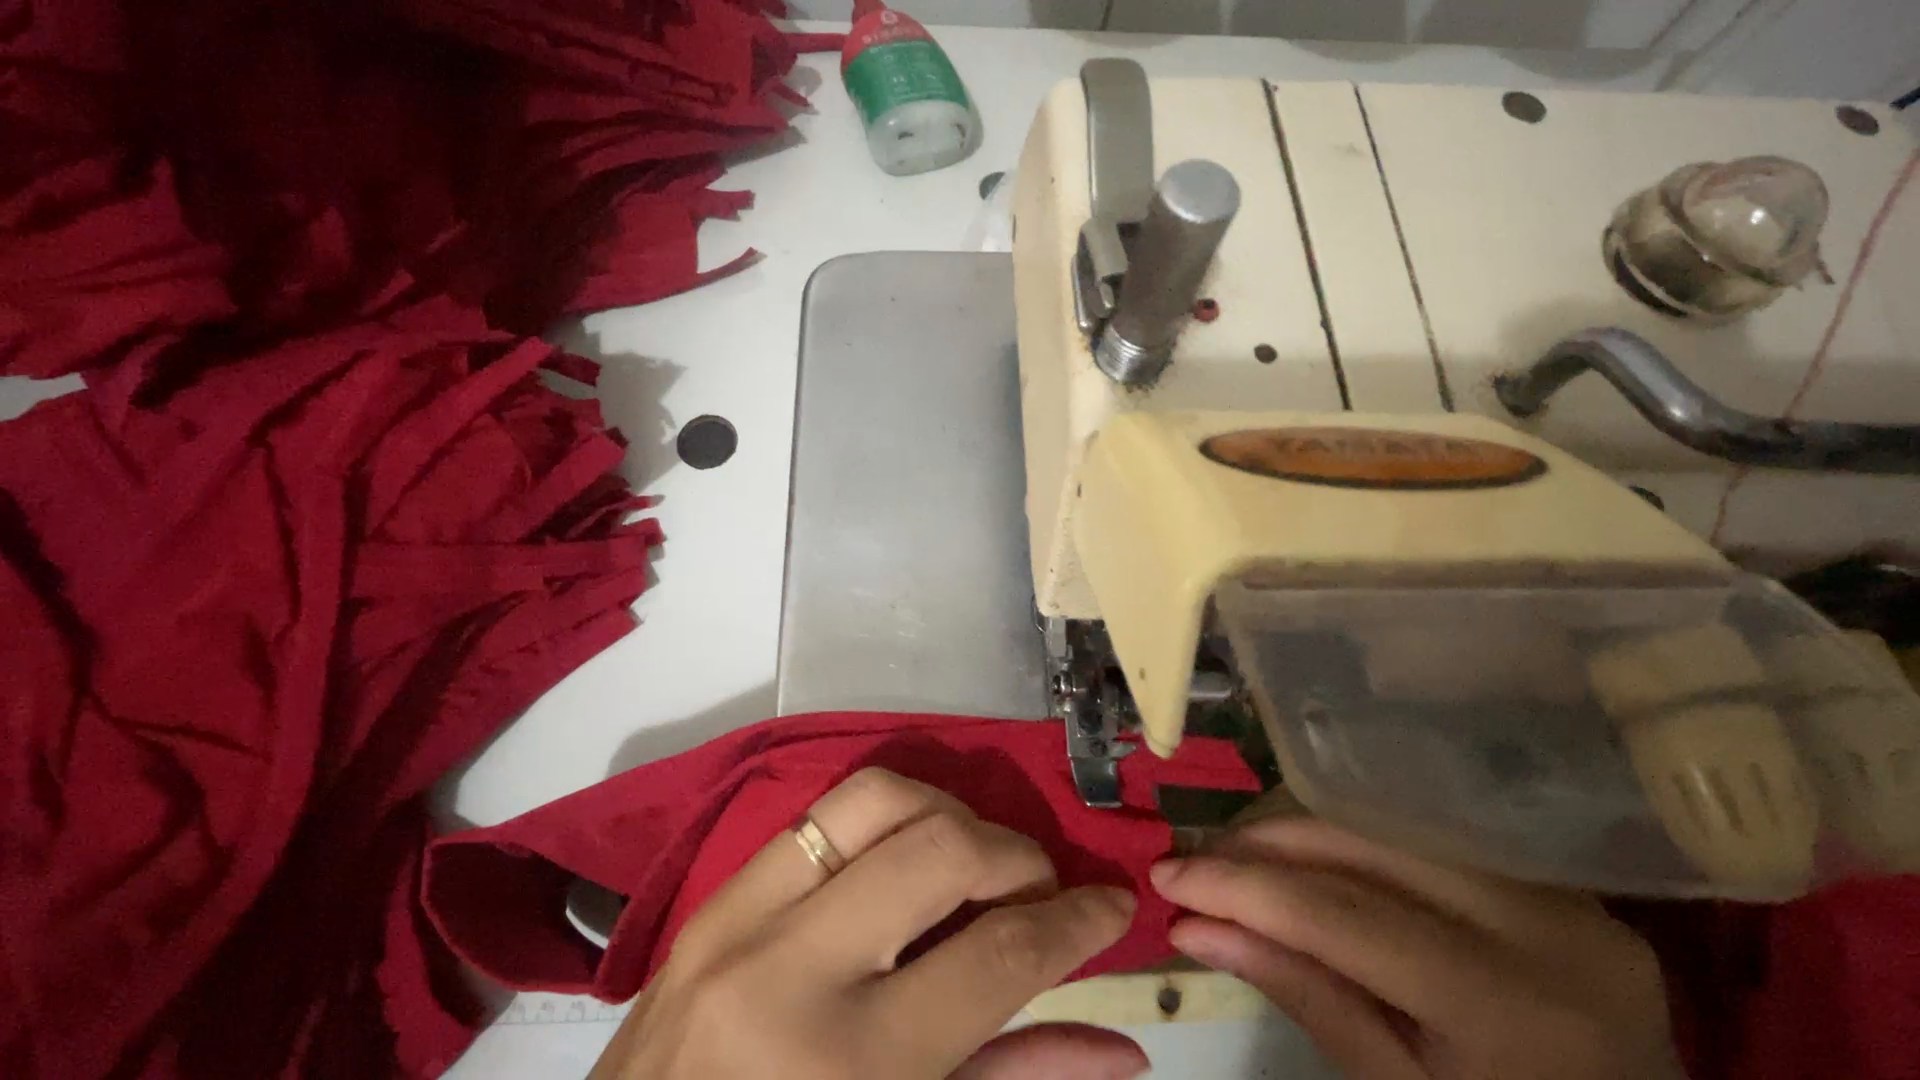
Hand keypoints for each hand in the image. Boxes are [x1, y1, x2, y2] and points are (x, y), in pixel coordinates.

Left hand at [589, 768, 1149, 1079]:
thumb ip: (1016, 1078)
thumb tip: (1124, 1048)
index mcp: (853, 1062)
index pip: (998, 953)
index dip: (1076, 921)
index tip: (1110, 903)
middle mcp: (792, 970)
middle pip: (943, 849)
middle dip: (1017, 856)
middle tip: (1037, 889)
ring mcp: (741, 919)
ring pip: (877, 798)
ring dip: (949, 813)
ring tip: (973, 860)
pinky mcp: (712, 897)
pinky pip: (819, 813)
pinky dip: (886, 819)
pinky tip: (905, 857)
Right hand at [1151, 817, 1681, 1079]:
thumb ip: (1301, 994)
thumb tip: (1193, 926)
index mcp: (1511, 1005)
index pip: (1345, 915)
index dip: (1244, 888)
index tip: (1166, 877)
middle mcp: (1548, 925)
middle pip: (1367, 848)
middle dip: (1263, 847)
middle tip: (1193, 863)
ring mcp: (1566, 894)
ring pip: (1394, 828)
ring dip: (1300, 836)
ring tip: (1237, 860)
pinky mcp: (1562, 882)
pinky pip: (1432, 843)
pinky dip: (1357, 846)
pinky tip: (1309, 863)